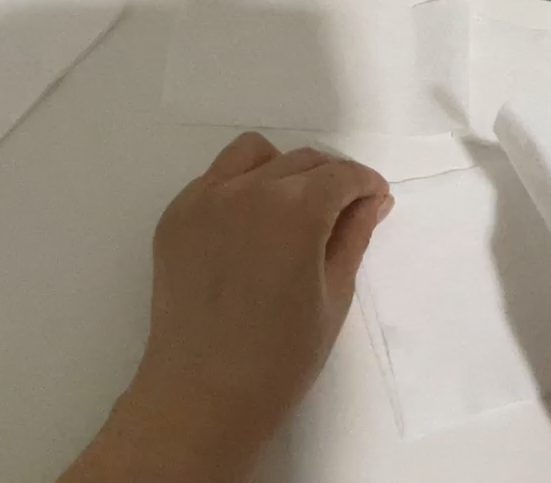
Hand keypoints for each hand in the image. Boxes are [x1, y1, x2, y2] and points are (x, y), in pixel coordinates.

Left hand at [60, 133, 391, 482]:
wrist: (200, 396)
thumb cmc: (280, 358)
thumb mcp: (334, 296)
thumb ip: (354, 236)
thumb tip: (373, 199)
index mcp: (295, 209)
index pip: (340, 175)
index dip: (365, 183)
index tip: (374, 198)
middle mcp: (248, 189)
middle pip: (301, 160)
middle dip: (330, 178)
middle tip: (341, 210)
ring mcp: (205, 197)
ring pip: (254, 153)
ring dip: (281, 168)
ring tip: (290, 207)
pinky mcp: (176, 214)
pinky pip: (215, 179)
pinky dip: (239, 187)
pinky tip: (247, 227)